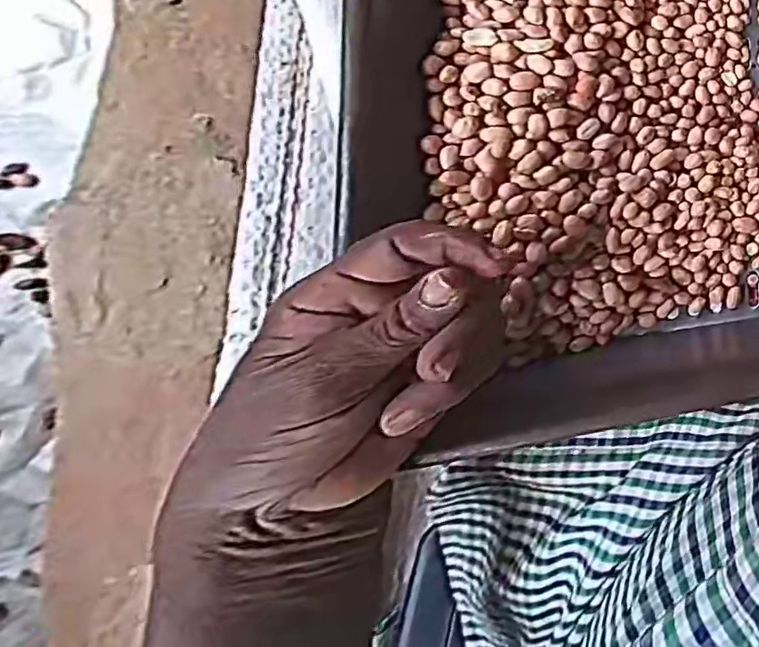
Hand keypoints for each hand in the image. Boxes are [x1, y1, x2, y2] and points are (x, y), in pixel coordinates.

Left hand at [148, 222, 509, 645]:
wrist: (273, 515)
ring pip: (479, 318)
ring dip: (457, 361)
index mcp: (344, 290)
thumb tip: (455, 278)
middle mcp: (389, 304)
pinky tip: (409, 415)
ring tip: (410, 405)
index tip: (493, 265)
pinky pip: (480, 358)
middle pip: (460, 280)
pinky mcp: (442, 371)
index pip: (409, 244)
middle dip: (458, 324)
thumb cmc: (265, 439)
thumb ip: (397, 327)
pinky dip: (455, 389)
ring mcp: (419, 336)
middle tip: (433, 368)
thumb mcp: (325, 377)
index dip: (455, 246)